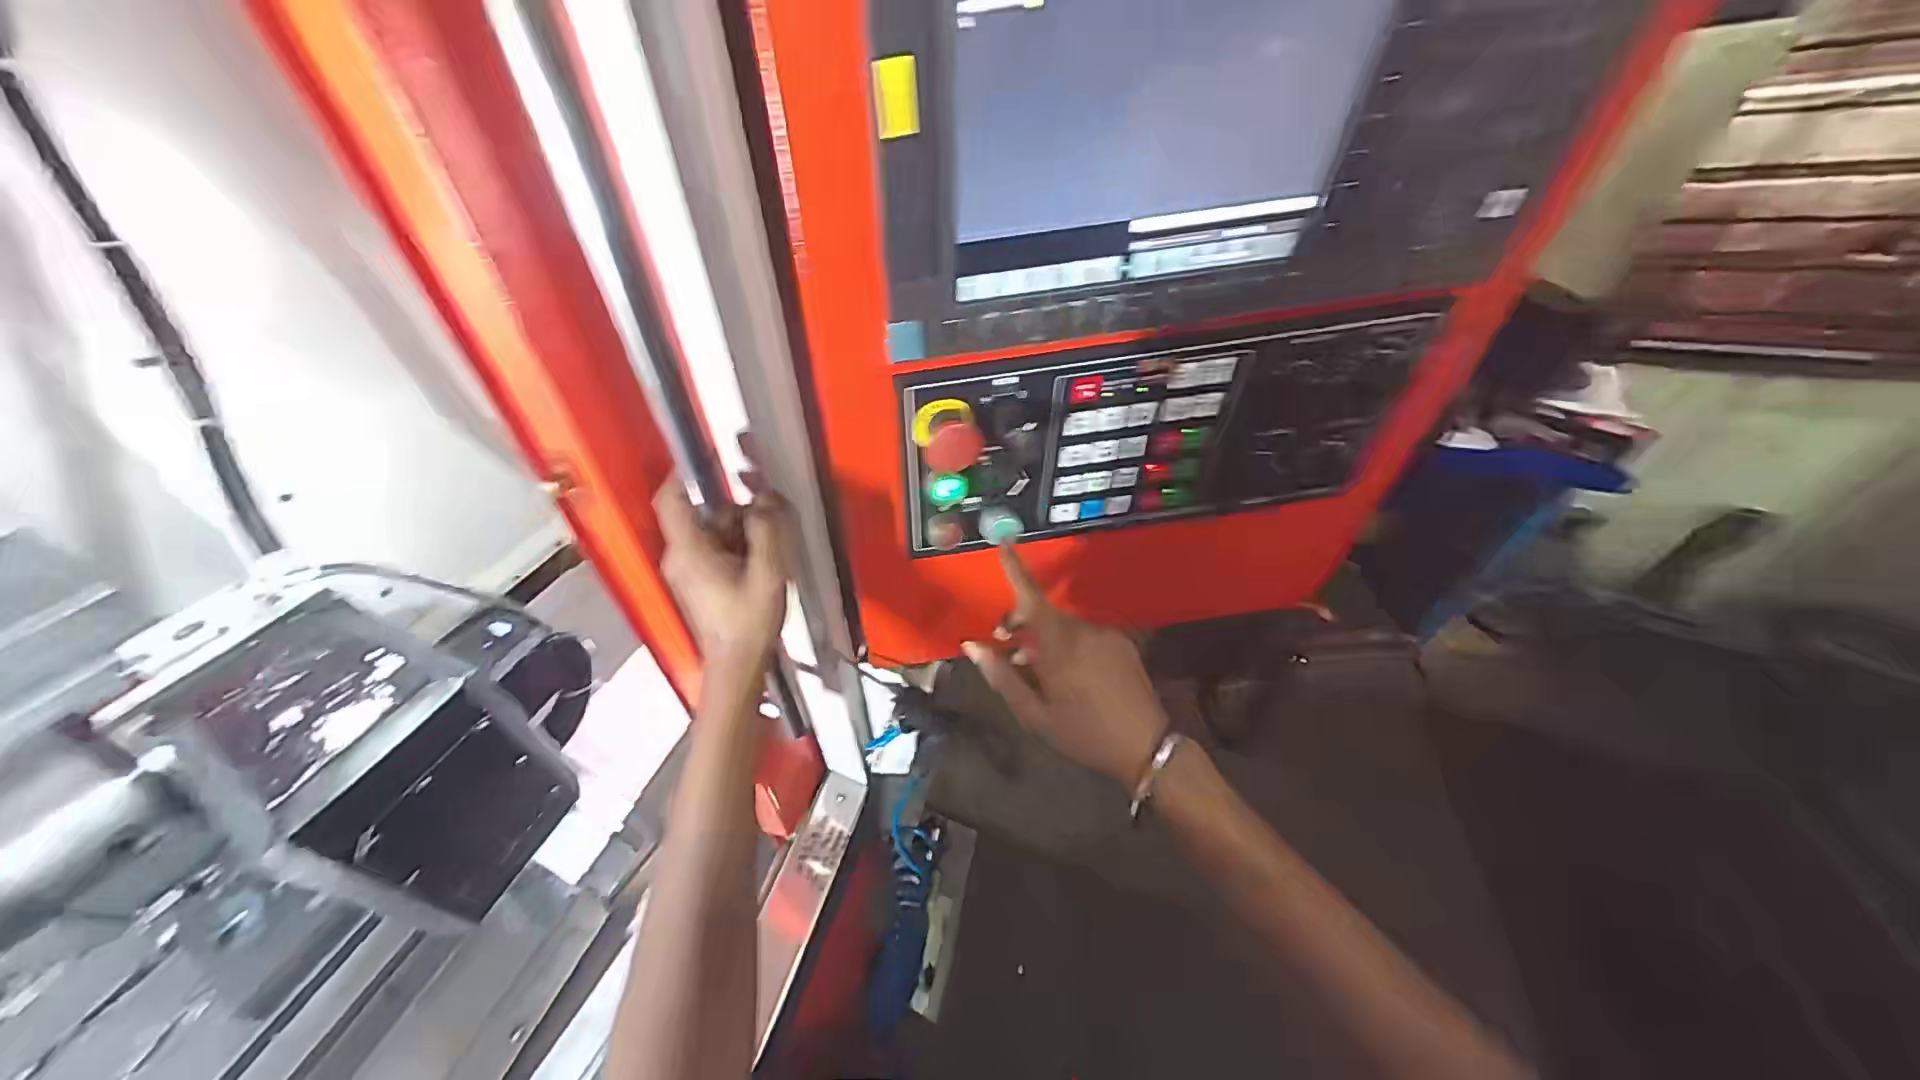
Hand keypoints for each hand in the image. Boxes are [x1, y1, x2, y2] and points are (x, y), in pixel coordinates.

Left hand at [654, 481, 791, 666]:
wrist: (738, 664)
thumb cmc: (748, 621)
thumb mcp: (768, 573)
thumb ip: (767, 530)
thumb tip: (765, 500)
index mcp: (689, 550)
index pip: (670, 499)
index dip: (684, 473)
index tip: (710, 459)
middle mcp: (680, 556)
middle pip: (701, 514)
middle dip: (734, 510)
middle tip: (766, 518)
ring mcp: (687, 570)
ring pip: (712, 531)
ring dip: (740, 530)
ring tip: (768, 549)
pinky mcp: (698, 581)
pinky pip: (716, 548)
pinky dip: (738, 546)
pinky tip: (760, 562)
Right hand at [962, 545, 1168, 786]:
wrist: (1145, 747)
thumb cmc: (1082, 733)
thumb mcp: (1033, 714)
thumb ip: (1001, 676)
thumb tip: (971, 645)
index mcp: (1059, 647)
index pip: (1031, 599)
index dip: (1016, 569)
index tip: (1004, 543)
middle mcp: (1084, 631)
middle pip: (1044, 612)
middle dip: (1020, 620)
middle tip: (1002, 644)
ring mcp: (1106, 635)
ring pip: (1064, 624)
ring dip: (1044, 635)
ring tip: (1033, 667)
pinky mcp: (1121, 642)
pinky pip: (1085, 633)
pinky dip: (1067, 642)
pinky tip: (1065, 670)